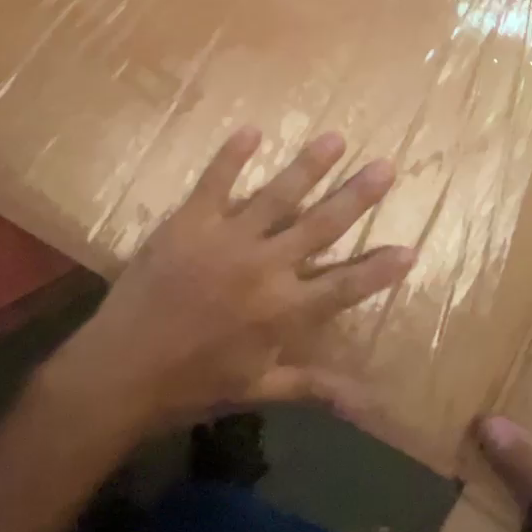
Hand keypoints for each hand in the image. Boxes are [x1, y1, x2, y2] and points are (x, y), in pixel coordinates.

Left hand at [49, 126, 414, 433]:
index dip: (379, 269)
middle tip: (385, 167)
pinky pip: (215, 182)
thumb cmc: (191, 386)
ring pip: (278, 195)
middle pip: (321, 227)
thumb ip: (313, 385)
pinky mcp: (189, 222)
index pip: (345, 286)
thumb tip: (366, 401)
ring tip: (335, 139)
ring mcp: (227, 240)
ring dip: (309, 166)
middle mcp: (265, 269)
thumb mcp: (257, 389)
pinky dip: (232, 156)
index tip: (410, 247)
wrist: (121, 371)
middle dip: (357, 197)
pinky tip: (252, 129)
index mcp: (284, 312)